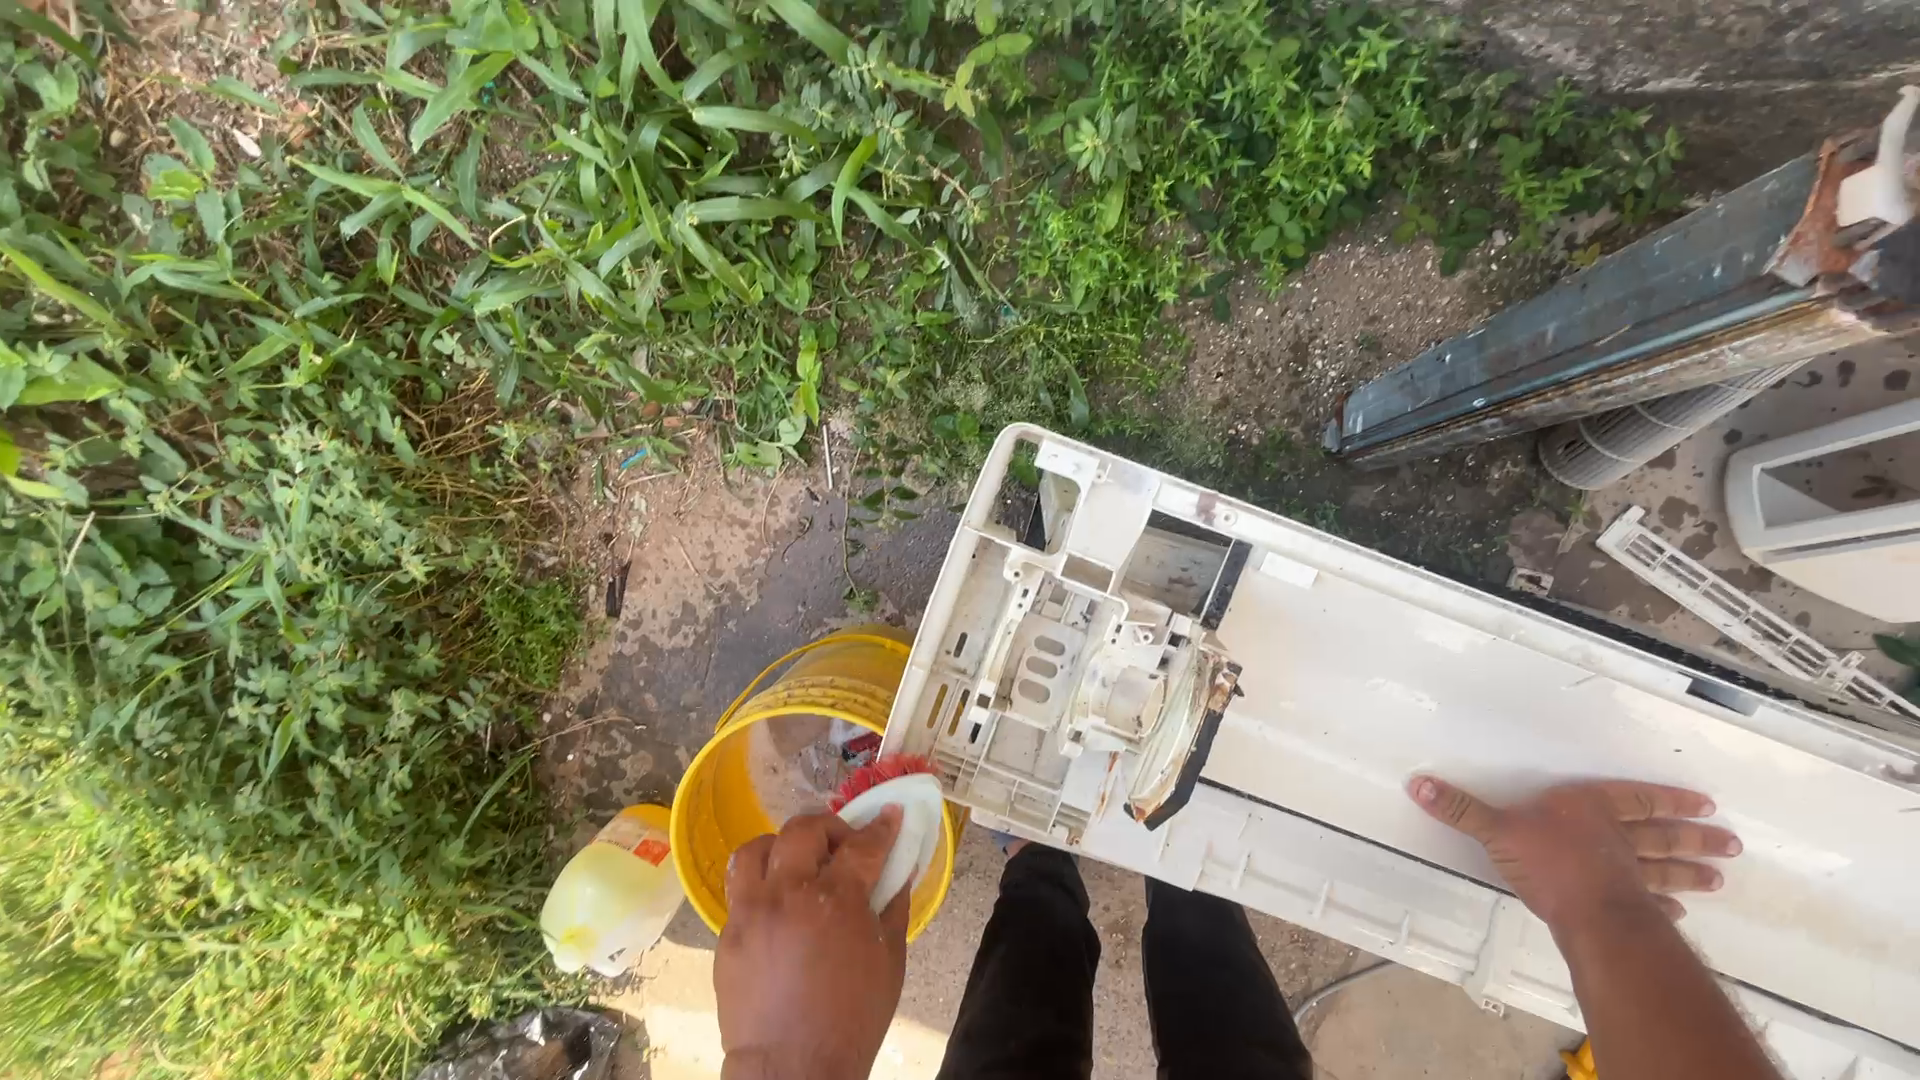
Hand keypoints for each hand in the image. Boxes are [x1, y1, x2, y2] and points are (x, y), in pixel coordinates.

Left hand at [716, 808, 910, 1079]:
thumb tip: (898, 872)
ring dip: (780, 848)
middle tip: (841, 846)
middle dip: (828, 828)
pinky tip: (778, 908)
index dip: (881, 826)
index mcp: (836, 900)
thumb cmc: (852, 1019)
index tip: (890, 814)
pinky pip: (740, 891)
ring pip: (756, 849)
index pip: (862, 845)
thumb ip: (893, 907)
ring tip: (796, 867)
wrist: (792, 1071)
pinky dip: (762, 887)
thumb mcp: (890, 961)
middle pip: (803, 831)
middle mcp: (788, 894)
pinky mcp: (727, 935)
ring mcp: (751, 912)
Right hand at [1407, 776, 1741, 931]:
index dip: (1667, 799)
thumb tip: (1416, 784)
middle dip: (1692, 837)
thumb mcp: (1494, 829)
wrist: (1589, 915)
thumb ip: (1459, 808)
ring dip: (1689, 871)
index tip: (1703, 803)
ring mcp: (1628, 874)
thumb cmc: (1546, 860)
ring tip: (1718, 876)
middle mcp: (1616, 837)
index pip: (1635, 798)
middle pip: (1661, 834)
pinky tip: (1679, 913)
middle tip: (1728, 842)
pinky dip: (1665, 908)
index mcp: (1588, 808)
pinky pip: (1651, 905)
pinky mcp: (1629, 907)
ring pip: (1665, 868)